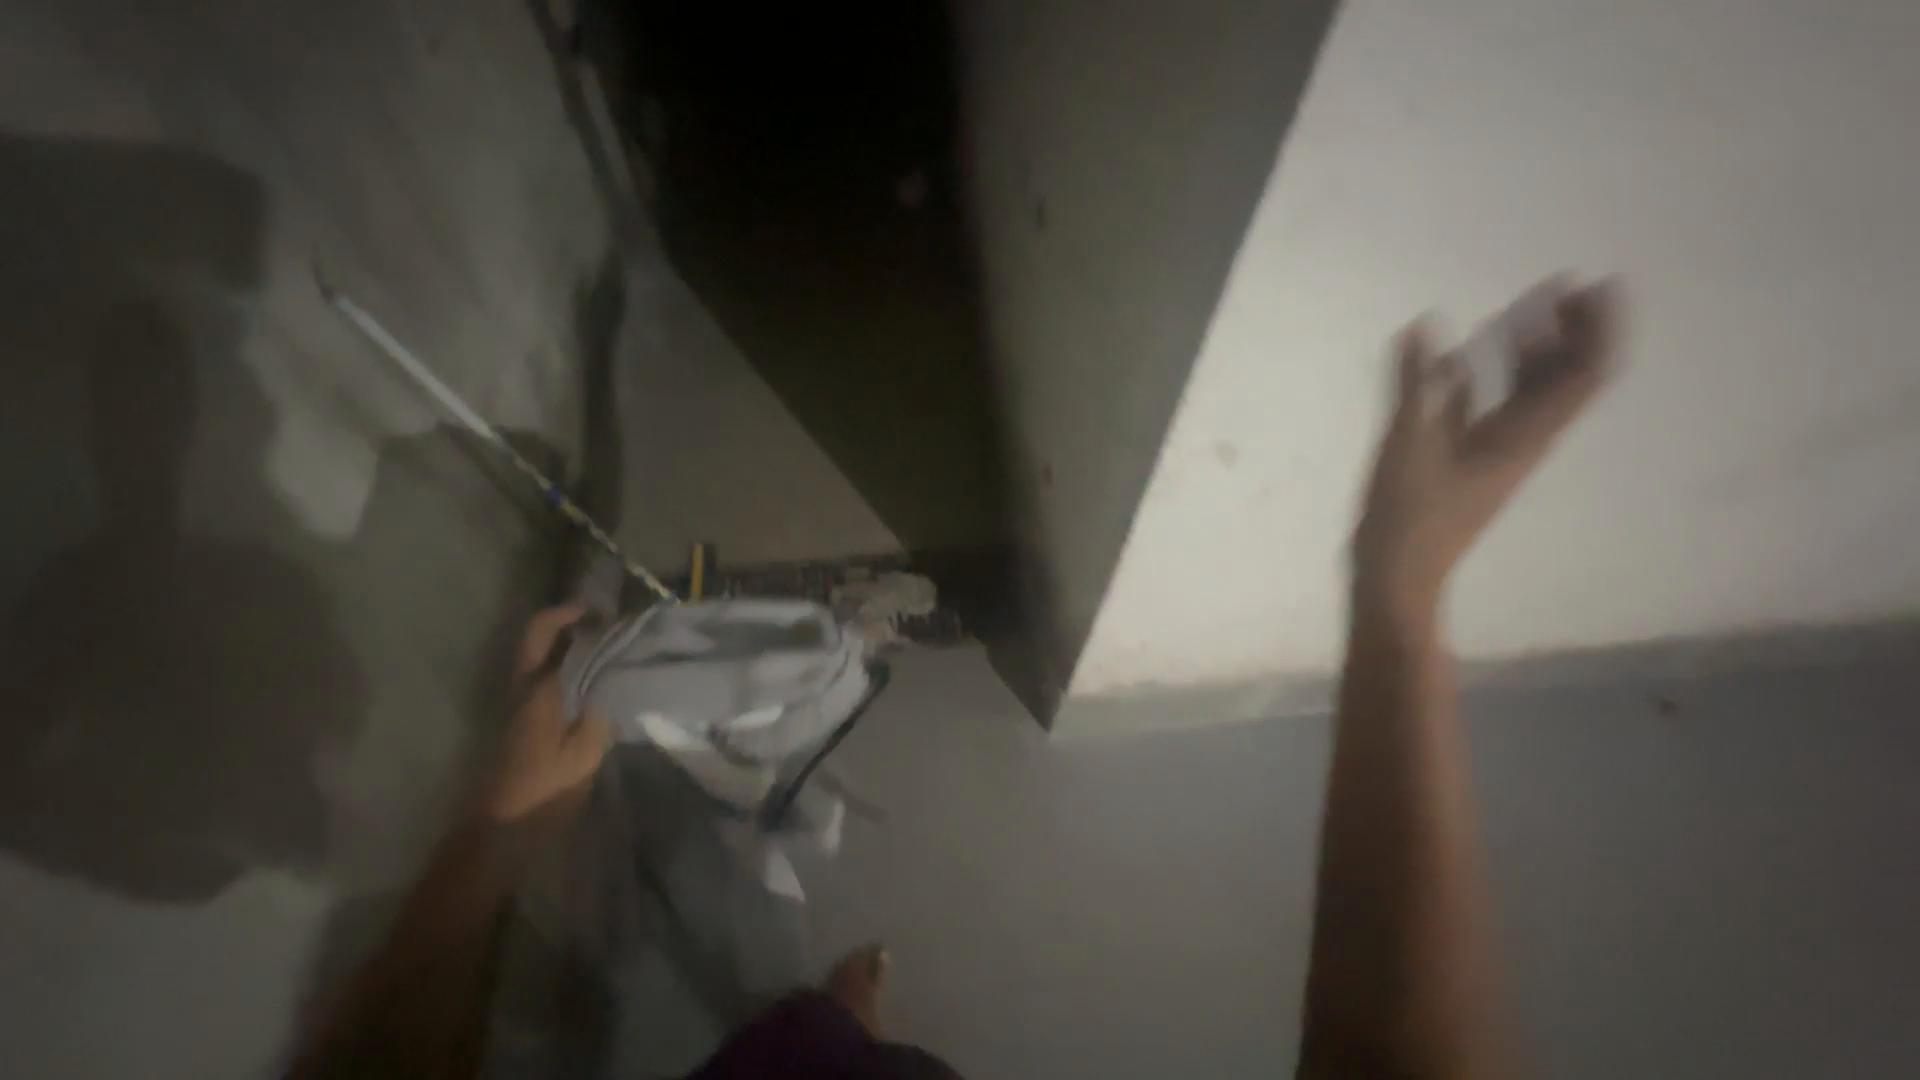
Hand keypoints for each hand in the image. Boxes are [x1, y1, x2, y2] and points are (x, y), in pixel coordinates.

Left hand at [481, 604, 611, 821]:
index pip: (545, 632)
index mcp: (537, 689)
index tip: (604, 613)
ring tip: (611, 654)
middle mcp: (521, 689)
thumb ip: (600, 709)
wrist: (498, 834)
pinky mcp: (521, 724)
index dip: (571, 614)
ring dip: (570, 647)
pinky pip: (545, 681)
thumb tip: (616, 675)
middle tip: (606, 627)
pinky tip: (598, 686)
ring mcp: (517, 706)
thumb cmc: (543, 791)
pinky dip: (569, 671)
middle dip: (568, 624)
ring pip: (540, 659)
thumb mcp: (584, 752)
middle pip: (536, 639)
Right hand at [1353, 278, 1621, 613]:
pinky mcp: (1462, 463)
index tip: (1592, 283)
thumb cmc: (1409, 516)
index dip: (1596, 327)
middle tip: (1551, 287)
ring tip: (1508, 314)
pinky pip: (1485, 410)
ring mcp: (1491, 453)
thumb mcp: (1409, 445)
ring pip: (1524, 393)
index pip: (1583, 374)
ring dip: (1524, 352)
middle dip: (1564, 330)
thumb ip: (1415, 385)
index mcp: (1524, 437)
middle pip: (1561, 379)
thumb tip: (1423, 326)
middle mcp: (1520, 441)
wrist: (1396, 577)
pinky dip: (1479, 380)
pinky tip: (1454, 362)